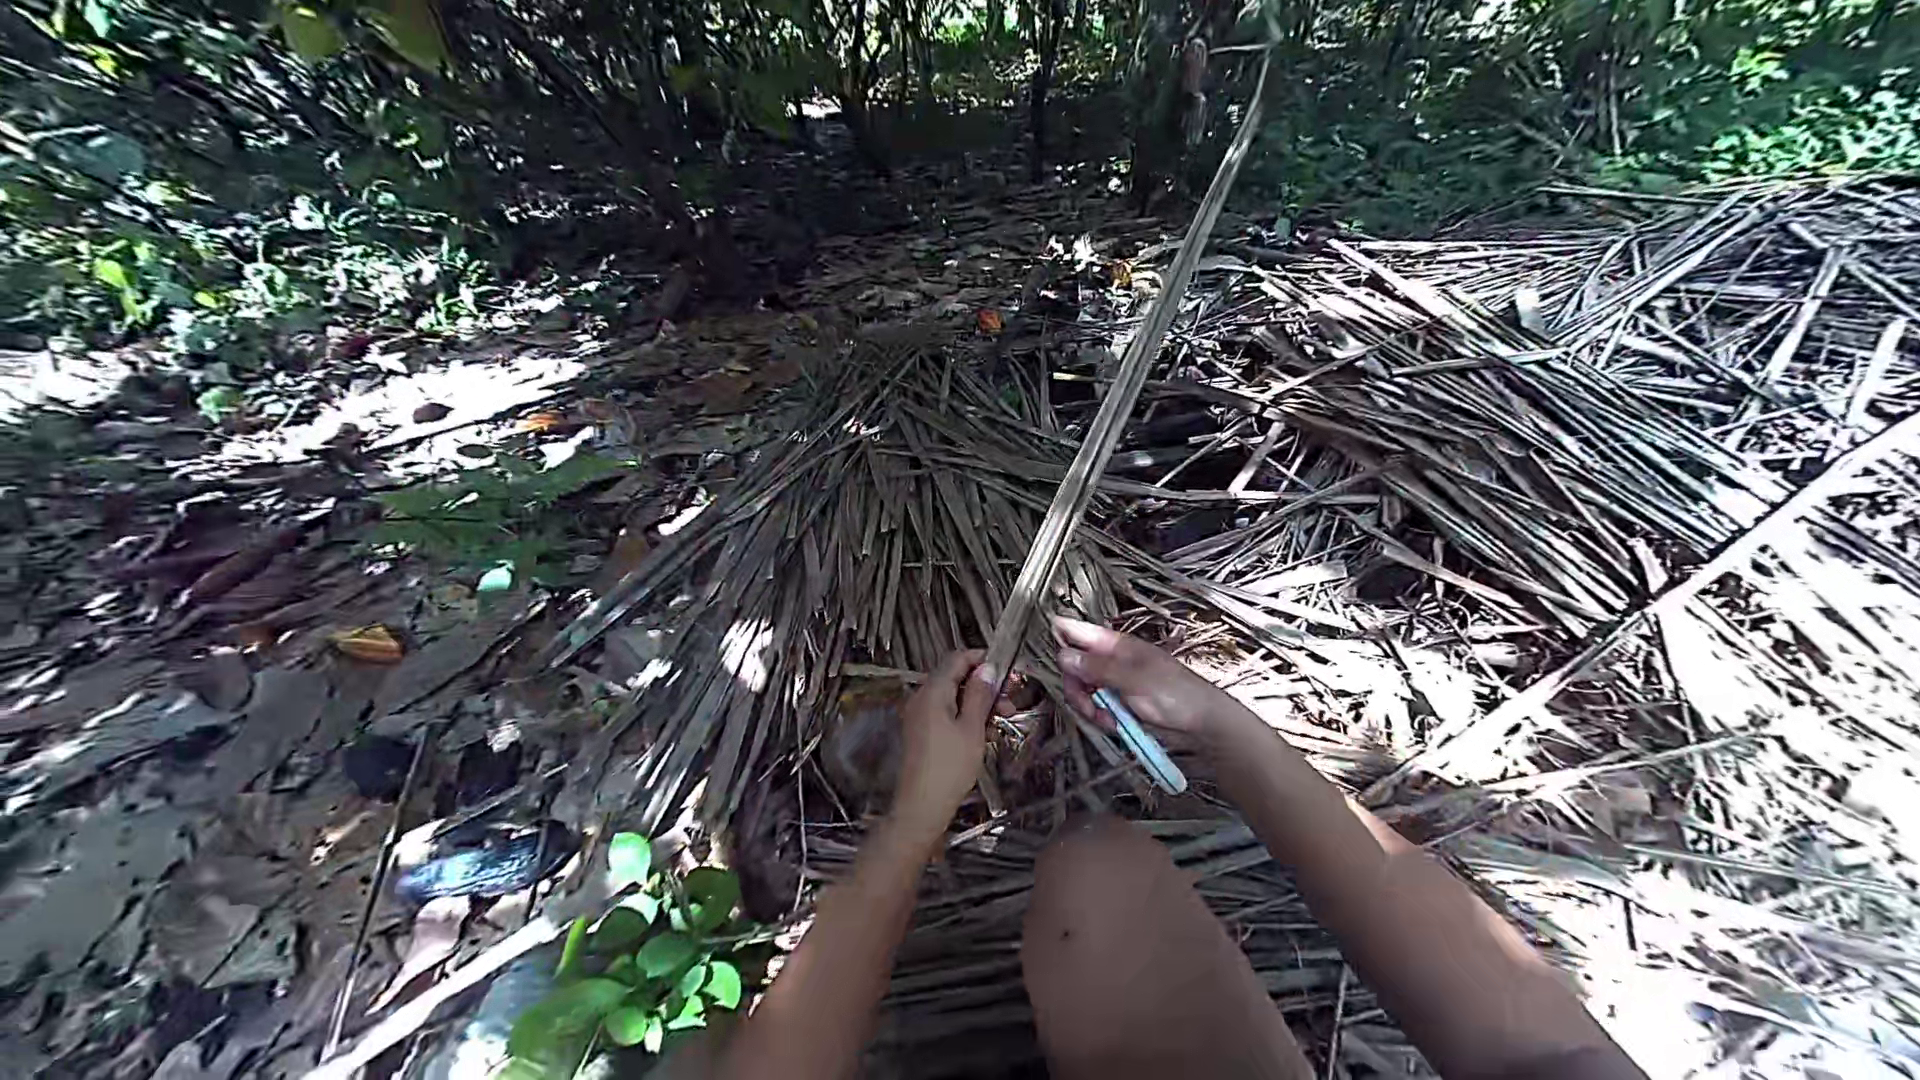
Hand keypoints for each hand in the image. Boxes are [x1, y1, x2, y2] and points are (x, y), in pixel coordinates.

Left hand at [891, 649, 996, 838]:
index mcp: (932, 691)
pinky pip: (946, 713)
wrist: (921, 808)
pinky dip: (965, 717)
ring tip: (1002, 719)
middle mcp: (922, 697)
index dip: (981, 659)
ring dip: (977, 703)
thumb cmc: (950, 767)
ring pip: (952, 697)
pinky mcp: (922, 731)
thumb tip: (988, 668)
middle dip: (984, 685)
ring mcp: (919, 715)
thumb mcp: (972, 728)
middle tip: (1009, 700)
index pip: (956, 658)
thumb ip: (979, 695)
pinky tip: (985, 733)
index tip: (1005, 670)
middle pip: (955, 677)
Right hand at [1053, 617, 1243, 744]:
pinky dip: (1100, 717)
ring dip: (1088, 706)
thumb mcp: (1134, 679)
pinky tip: (1114, 724)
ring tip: (1107, 718)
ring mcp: (1113, 682)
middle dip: (1076, 687)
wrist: (1202, 726)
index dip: (1060, 636)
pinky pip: (1095, 707)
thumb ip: (1097, 668)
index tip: (1051, 653)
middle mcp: (1110, 660)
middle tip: (1087, 703)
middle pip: (1073, 666)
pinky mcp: (1118, 703)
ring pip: (1082, 689)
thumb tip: (1063, 655)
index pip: (1078, 631)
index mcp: (1115, 645)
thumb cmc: (1177, 694)